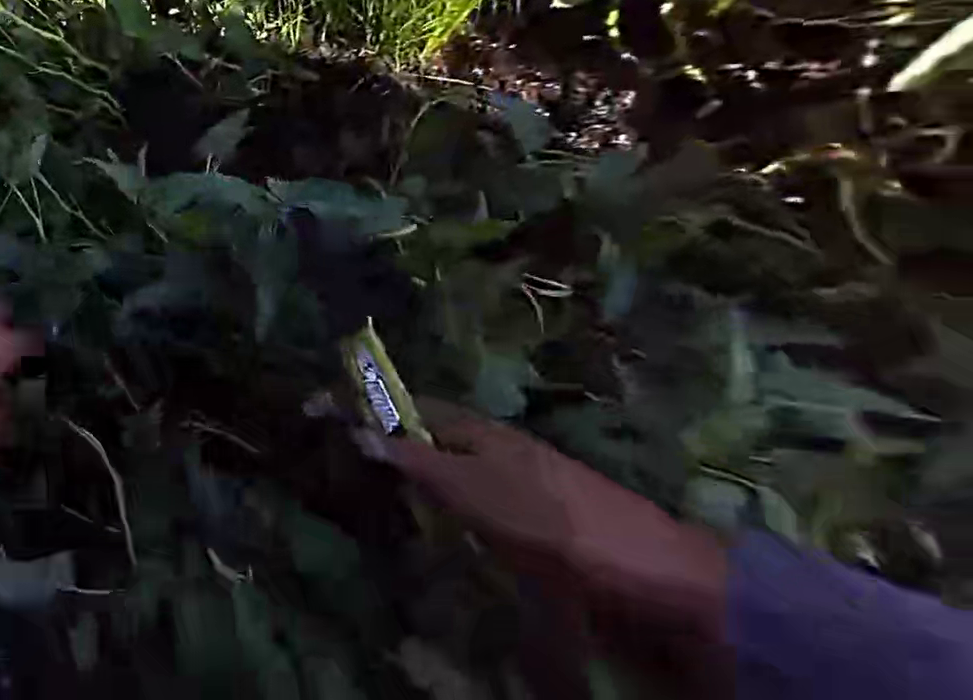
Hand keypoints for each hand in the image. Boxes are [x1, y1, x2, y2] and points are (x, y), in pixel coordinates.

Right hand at [365, 400, 727, 640]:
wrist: (647, 568)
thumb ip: (412, 458)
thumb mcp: (467, 486)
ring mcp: (514, 471)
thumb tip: (356, 429)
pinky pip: (471, 492)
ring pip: (448, 463)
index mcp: (471, 425)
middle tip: (349, 464)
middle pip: (425, 432)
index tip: (325, 413)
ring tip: (387, 498)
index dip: (366, 406)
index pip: (403, 403)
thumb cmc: (544, 516)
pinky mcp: (532, 506)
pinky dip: (446, 500)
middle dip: (387, 441)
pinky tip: (443, 523)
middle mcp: (490, 439)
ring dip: (416, 475)